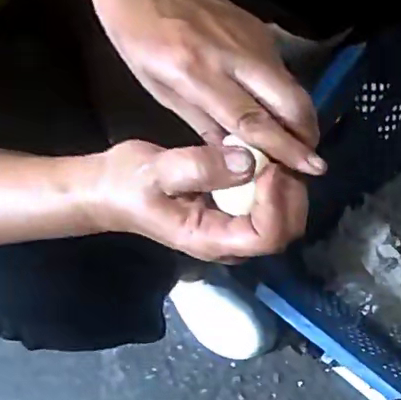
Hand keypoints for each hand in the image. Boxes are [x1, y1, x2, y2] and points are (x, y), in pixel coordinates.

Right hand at [81, 140, 308, 261]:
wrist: (110, 192)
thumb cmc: (127, 184)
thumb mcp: (153, 170)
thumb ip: (199, 168)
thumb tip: (248, 162)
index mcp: (213, 241)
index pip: (267, 237)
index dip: (277, 204)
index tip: (270, 167)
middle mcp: (234, 243)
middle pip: (285, 232)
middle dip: (290, 196)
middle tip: (281, 157)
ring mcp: (240, 232)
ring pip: (286, 221)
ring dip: (289, 190)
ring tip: (277, 156)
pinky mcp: (241, 217)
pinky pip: (274, 208)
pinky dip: (280, 186)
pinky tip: (269, 160)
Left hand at [87, 0, 325, 176]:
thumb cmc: (138, 37)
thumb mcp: (161, 90)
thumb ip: (206, 124)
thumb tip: (243, 158)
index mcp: (195, 72)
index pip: (252, 119)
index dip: (285, 147)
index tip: (313, 168)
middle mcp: (231, 56)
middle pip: (290, 103)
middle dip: (307, 135)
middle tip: (309, 159)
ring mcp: (253, 42)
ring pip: (295, 90)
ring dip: (303, 121)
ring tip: (298, 141)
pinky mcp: (264, 34)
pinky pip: (287, 77)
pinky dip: (291, 101)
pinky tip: (282, 112)